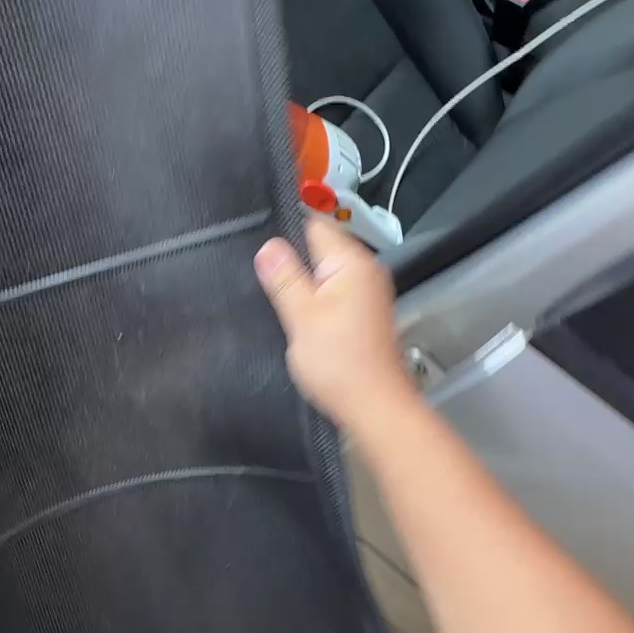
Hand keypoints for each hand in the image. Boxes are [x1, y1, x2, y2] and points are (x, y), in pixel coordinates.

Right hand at [254, 217, 415, 429]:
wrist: (372, 405)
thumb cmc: (340, 364)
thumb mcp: (301, 317)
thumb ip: (284, 278)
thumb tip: (268, 246)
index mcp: (352, 263)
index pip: (314, 226)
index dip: (285, 235)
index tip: (261, 253)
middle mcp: (365, 272)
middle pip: (319, 251)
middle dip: (291, 264)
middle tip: (263, 282)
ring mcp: (365, 294)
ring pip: (323, 276)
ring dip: (301, 287)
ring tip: (278, 303)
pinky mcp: (361, 316)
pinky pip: (331, 296)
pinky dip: (313, 304)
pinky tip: (299, 321)